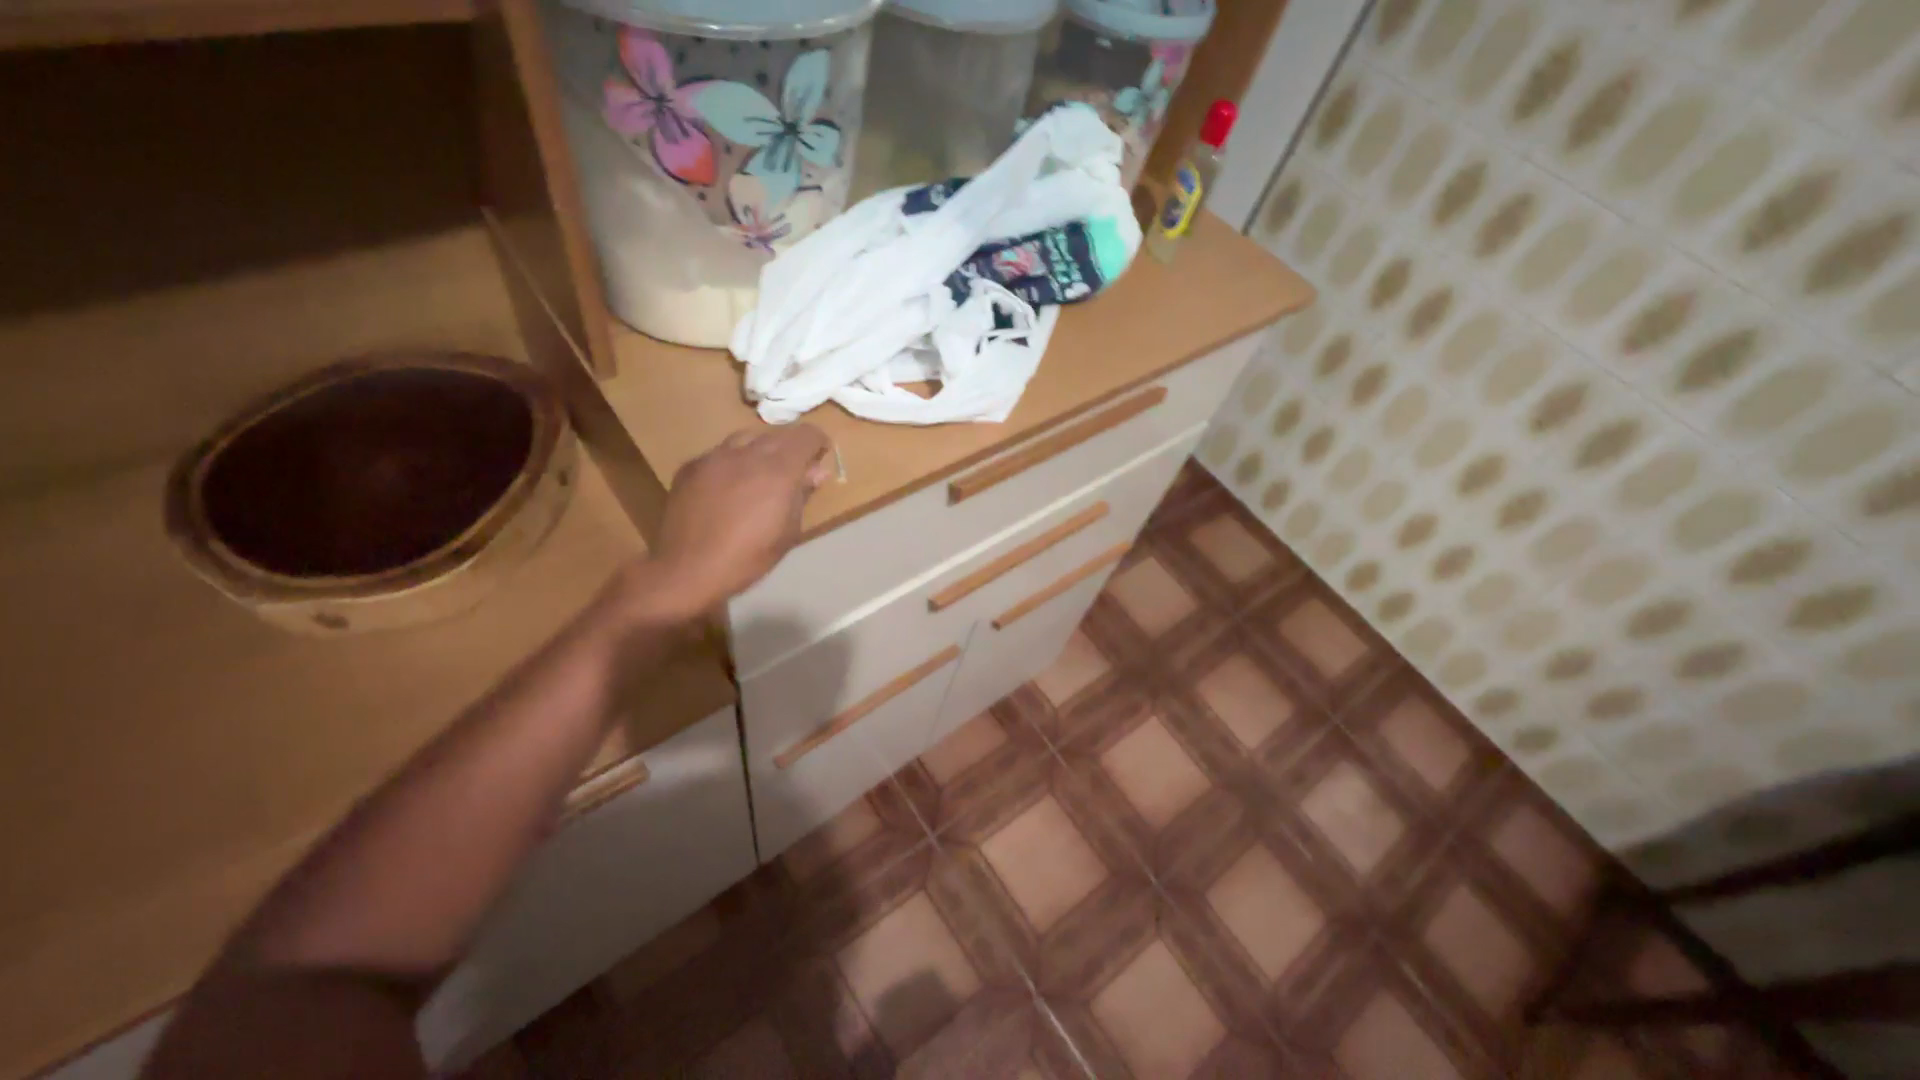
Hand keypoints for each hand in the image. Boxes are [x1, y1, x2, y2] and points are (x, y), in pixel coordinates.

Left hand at [631, 426, 832, 620]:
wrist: (687, 569)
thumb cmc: (748, 557)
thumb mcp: (787, 532)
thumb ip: (803, 495)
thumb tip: (816, 471)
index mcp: (778, 469)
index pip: (806, 435)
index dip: (818, 443)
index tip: (819, 458)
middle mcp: (747, 453)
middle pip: (777, 434)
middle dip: (790, 447)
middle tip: (791, 471)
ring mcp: (715, 456)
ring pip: (745, 439)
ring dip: (759, 450)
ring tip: (757, 474)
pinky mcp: (691, 467)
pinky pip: (718, 454)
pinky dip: (730, 463)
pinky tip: (726, 487)